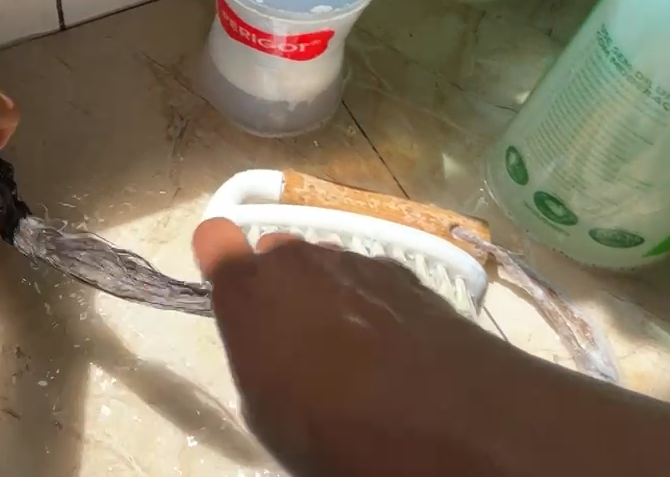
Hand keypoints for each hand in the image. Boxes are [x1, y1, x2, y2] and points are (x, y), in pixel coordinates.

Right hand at [192, 219, 514, 475]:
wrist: (456, 428)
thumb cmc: (335, 430)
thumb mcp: (267, 412)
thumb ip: (254, 357)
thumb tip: (270, 346)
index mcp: (247, 287)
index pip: (213, 238)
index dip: (221, 260)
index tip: (238, 296)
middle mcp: (293, 258)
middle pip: (275, 255)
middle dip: (284, 288)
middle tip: (303, 343)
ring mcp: (351, 261)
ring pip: (325, 266)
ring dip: (331, 296)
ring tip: (359, 353)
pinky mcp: (407, 276)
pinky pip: (373, 283)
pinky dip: (378, 308)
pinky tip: (400, 354)